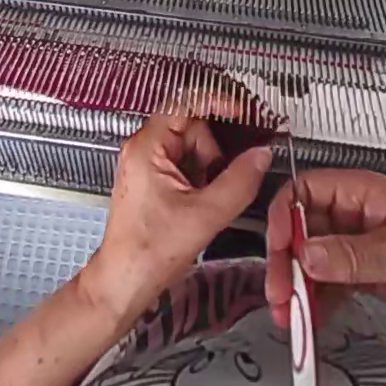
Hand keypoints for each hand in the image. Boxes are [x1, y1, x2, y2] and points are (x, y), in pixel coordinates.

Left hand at [80, 111, 271, 321]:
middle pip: (193, 128)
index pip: (185, 102)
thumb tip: (262, 155)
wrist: (124, 283)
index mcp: (148, 147)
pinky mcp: (153, 180)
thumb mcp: (206, 215)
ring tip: (205, 200)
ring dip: (208, 168)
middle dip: (213, 152)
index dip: (218, 101)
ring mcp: (147, 164)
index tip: (243, 111)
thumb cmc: (150, 251)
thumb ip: (240, 180)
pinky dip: (200, 179)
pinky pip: (186, 164)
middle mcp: (143, 148)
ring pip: (192, 147)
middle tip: (218, 181)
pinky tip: (199, 203)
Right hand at [265, 169, 385, 335]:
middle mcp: (354, 213)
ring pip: (312, 257)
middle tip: (279, 292)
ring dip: (297, 284)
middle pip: (303, 227)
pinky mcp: (362, 269)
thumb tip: (306, 253)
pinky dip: (316, 298)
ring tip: (291, 316)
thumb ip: (350, 255)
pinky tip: (311, 318)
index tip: (277, 247)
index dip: (285, 215)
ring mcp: (357, 242)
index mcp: (362, 192)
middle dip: (286, 259)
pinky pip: (327, 279)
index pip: (306, 190)